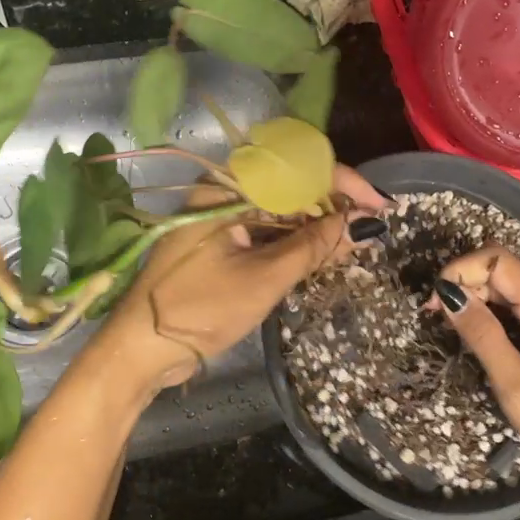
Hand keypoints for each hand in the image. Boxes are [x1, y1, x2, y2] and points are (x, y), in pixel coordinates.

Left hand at [94, 166, 389, 392]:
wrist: (141, 350)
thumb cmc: (198, 309)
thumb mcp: (263, 278)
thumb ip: (313, 246)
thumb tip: (360, 223)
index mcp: (225, 188)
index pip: (296, 170)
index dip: (342, 183)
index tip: (379, 205)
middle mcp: (223, 193)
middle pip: (291, 187)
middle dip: (334, 207)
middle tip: (372, 230)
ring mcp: (222, 218)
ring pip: (283, 211)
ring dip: (318, 226)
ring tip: (357, 243)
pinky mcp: (222, 241)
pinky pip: (268, 231)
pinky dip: (297, 242)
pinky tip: (326, 253)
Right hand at [430, 247, 519, 497]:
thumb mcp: (518, 387)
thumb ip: (483, 336)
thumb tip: (449, 295)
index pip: (498, 260)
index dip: (461, 271)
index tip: (436, 305)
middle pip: (505, 273)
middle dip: (466, 287)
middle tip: (437, 322)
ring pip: (513, 292)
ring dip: (480, 303)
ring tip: (456, 334)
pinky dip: (498, 318)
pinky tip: (485, 343)